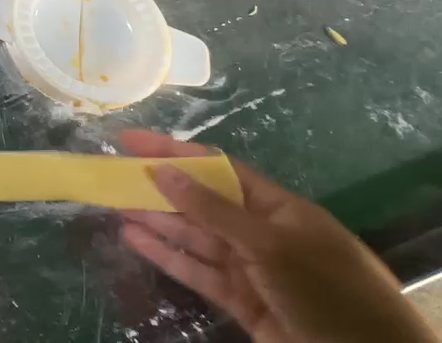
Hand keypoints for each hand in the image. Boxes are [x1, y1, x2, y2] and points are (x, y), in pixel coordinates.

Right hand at [119, 130, 437, 342]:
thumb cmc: (332, 294)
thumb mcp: (273, 246)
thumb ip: (213, 209)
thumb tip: (161, 171)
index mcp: (280, 209)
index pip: (217, 168)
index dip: (172, 151)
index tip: (126, 140)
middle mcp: (264, 233)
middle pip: (201, 201)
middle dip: (157, 187)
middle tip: (109, 174)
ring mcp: (253, 269)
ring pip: (194, 236)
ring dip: (154, 220)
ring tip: (111, 204)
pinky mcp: (244, 301)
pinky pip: (197, 271)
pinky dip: (166, 255)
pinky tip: (133, 239)